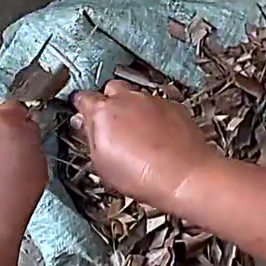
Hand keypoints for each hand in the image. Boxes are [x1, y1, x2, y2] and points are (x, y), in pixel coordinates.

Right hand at [71, 81, 221, 206]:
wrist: (184, 176)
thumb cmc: (144, 175)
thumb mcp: (101, 164)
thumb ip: (89, 138)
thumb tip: (84, 128)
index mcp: (103, 111)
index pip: (83, 98)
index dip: (81, 107)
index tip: (82, 115)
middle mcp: (128, 99)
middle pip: (111, 90)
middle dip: (109, 103)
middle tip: (111, 125)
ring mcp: (153, 101)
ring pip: (136, 97)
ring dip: (134, 110)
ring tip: (138, 136)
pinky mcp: (174, 106)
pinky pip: (159, 105)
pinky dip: (155, 116)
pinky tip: (158, 136)